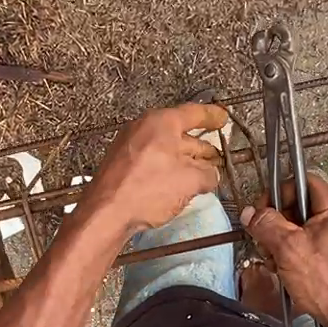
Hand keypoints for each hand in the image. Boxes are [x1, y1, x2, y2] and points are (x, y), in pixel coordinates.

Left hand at [78, 103, 226, 235]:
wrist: (106, 213)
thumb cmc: (146, 190)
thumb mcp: (189, 182)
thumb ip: (207, 175)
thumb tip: (212, 176)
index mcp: (161, 123)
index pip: (193, 113)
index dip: (212, 117)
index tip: (222, 119)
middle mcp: (142, 128)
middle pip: (179, 133)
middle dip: (200, 146)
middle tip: (216, 156)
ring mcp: (128, 146)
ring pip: (164, 149)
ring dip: (184, 161)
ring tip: (200, 174)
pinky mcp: (120, 165)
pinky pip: (151, 161)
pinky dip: (167, 169)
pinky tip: (175, 184)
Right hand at [241, 174, 327, 326]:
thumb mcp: (287, 249)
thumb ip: (265, 224)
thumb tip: (250, 213)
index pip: (302, 182)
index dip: (278, 195)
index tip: (263, 214)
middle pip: (303, 206)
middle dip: (279, 224)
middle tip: (268, 245)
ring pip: (307, 226)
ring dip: (286, 242)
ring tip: (279, 263)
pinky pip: (316, 242)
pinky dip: (300, 252)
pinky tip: (291, 270)